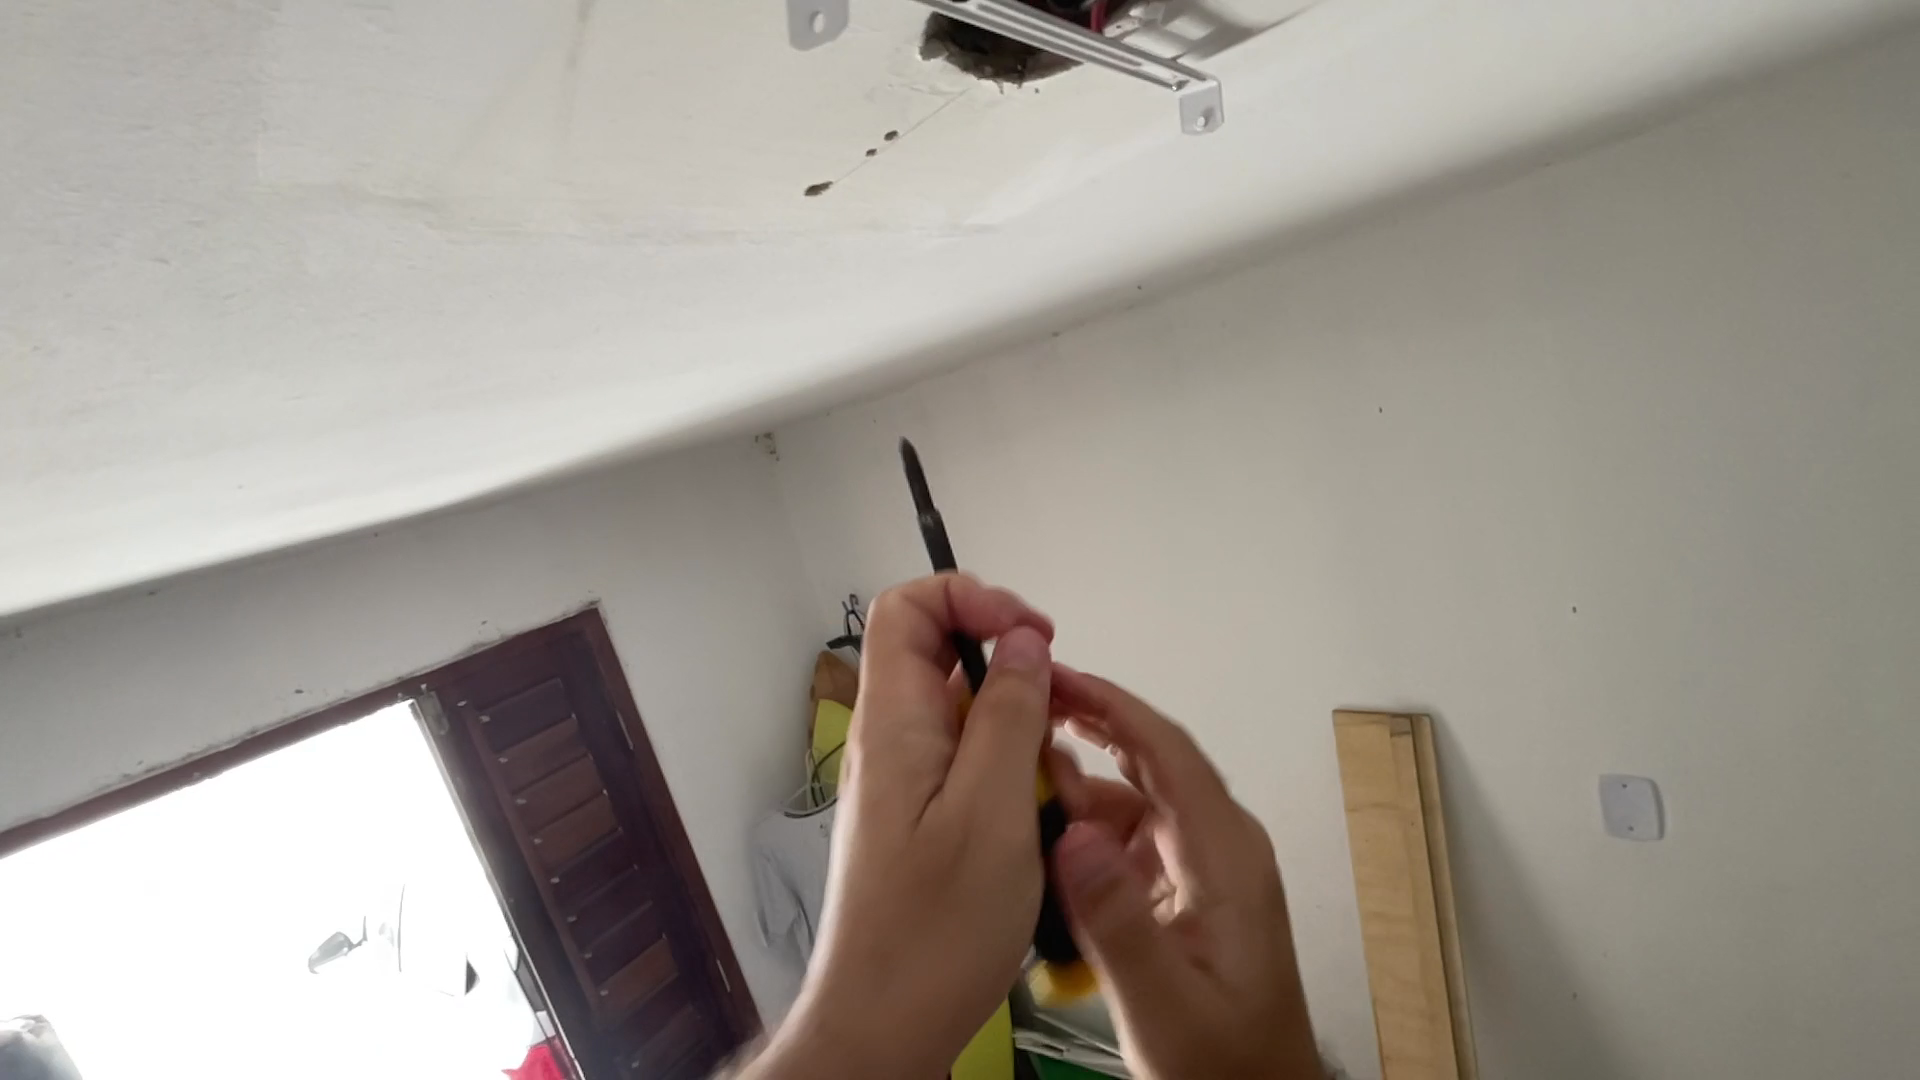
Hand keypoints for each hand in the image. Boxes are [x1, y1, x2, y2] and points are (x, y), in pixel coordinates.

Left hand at [745, 575, 1056, 1079]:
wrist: (883, 1024)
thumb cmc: (938, 925)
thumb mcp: (993, 811)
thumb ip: (1009, 714)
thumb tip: (1023, 638)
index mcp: (894, 721)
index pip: (906, 607)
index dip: (967, 596)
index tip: (1030, 632)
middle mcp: (892, 735)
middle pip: (936, 648)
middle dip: (1005, 654)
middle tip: (1057, 694)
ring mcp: (905, 773)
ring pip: (962, 703)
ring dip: (1015, 716)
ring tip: (1050, 769)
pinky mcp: (922, 807)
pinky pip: (967, 751)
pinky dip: (1009, 758)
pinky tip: (1037, 804)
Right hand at [1047, 667, 1321, 1079]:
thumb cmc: (1219, 1062)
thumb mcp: (1164, 1006)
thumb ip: (1117, 922)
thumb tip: (1072, 833)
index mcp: (1224, 852)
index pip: (1167, 752)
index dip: (1111, 705)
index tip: (1057, 676)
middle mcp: (1217, 838)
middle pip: (1152, 756)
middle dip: (1092, 719)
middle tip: (1029, 694)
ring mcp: (1200, 857)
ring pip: (1134, 790)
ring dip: (1082, 772)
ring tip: (1022, 762)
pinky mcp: (1181, 877)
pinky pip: (1129, 826)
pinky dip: (1087, 814)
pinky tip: (1048, 821)